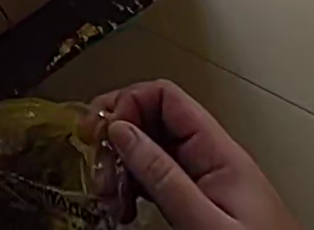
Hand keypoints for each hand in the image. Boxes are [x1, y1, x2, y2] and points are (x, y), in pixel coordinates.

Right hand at [93, 80, 298, 229]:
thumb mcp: (207, 226)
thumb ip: (164, 177)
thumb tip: (121, 129)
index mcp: (218, 151)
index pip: (165, 96)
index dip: (130, 103)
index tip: (104, 134)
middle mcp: (209, 158)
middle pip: (152, 118)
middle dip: (118, 134)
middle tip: (95, 162)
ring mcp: (202, 182)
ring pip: (149, 148)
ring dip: (121, 163)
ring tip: (107, 195)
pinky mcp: (196, 206)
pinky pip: (155, 178)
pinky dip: (132, 186)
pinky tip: (122, 207)